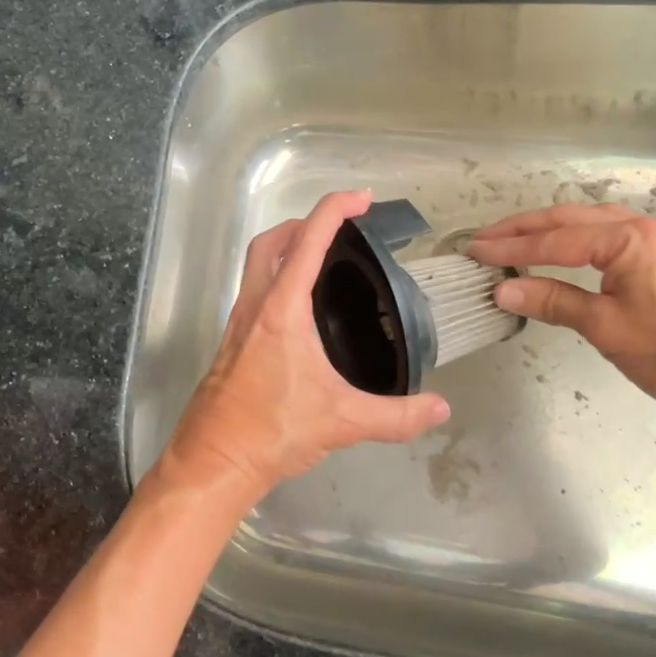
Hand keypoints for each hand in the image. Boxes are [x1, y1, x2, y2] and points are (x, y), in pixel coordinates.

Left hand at [163, 191, 451, 496]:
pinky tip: (300, 307)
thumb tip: (440, 408)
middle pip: (271, 241)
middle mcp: (255, 305)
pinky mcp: (232, 340)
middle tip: (340, 227)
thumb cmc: (273, 430)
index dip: (335, 209)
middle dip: (304, 222)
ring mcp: (238, 321)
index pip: (308, 241)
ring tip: (323, 258)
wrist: (215, 458)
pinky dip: (276, 278)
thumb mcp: (343, 421)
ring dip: (286, 248)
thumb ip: (396, 415)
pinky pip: (254, 290)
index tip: (362, 198)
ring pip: (256, 264)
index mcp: (282, 309)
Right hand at [467, 203, 655, 411]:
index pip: (556, 240)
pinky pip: (611, 236)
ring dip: (551, 230)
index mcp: (630, 238)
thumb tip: (503, 290)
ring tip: (515, 241)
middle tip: (485, 239)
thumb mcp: (604, 327)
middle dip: (525, 229)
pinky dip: (577, 239)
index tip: (475, 252)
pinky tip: (562, 251)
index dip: (511, 248)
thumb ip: (552, 301)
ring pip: (592, 223)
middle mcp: (646, 228)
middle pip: (571, 219)